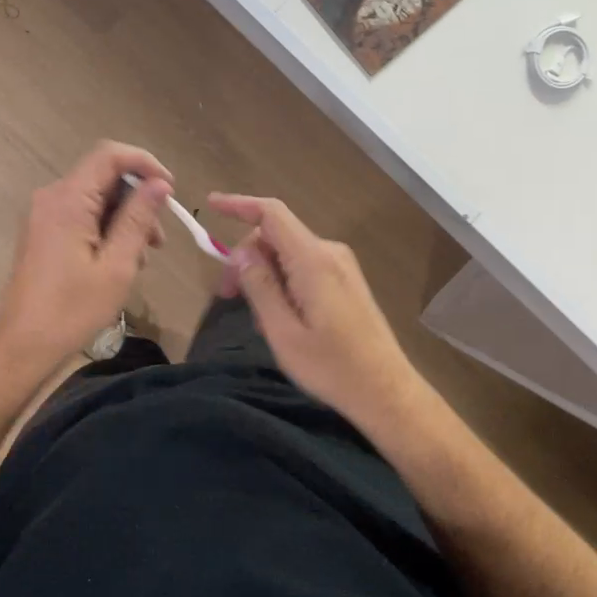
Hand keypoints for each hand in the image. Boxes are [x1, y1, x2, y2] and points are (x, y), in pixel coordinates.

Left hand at [0, 142, 172, 372]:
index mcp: (68, 199)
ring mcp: (45, 214)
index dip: (145, 163)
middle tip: (158, 239)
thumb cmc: (72, 309)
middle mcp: (52, 197)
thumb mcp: (117, 265)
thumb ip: (138, 219)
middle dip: (138, 199)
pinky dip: (107, 228)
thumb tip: (160, 184)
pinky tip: (120, 260)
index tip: (170, 190)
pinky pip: (83, 214)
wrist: (22, 344)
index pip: (110, 155)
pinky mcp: (44, 232)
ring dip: (125, 218)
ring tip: (142, 256)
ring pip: (96, 198)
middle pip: (104, 176)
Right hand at [207, 194, 424, 424]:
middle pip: (276, 235)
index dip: (239, 204)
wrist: (386, 391)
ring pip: (288, 254)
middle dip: (246, 258)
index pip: (271, 214)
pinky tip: (280, 319)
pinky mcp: (346, 282)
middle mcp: (329, 252)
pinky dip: (283, 283)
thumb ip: (260, 287)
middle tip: (226, 297)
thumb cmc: (332, 366)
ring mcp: (341, 266)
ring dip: (265, 276)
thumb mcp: (283, 332)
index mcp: (313, 260)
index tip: (211, 205)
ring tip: (259, 321)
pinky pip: (304, 268)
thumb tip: (241, 253)